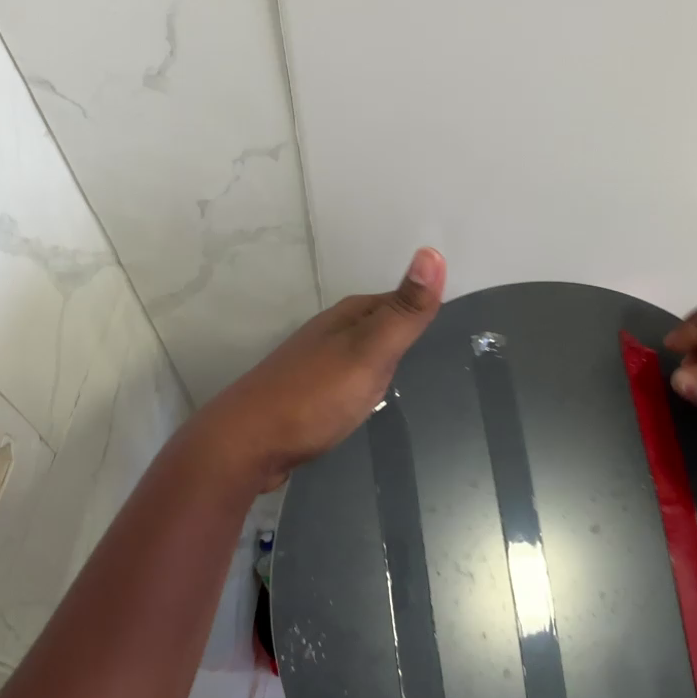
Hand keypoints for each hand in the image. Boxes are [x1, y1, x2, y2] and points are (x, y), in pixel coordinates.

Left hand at [194, 248, 446, 490]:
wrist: (247, 444)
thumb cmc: (316, 396)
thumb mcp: (371, 351)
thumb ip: (404, 310)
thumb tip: (432, 252)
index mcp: (347, 318)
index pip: (396, 301)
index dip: (420, 310)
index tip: (449, 323)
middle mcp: (328, 334)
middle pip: (377, 328)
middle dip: (402, 338)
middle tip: (433, 356)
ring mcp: (313, 366)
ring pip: (359, 357)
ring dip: (380, 365)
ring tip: (403, 382)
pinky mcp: (305, 398)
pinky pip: (344, 384)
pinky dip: (360, 390)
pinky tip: (363, 406)